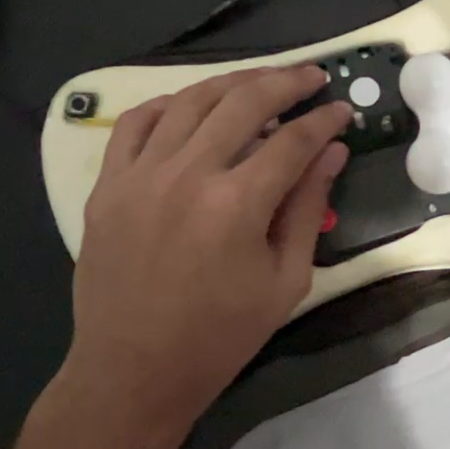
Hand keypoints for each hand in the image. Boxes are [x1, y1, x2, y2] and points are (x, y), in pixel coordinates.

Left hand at [68, 67, 351, 424]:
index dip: (323, 120)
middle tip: (311, 76)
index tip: (342, 110)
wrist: (133, 371)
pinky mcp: (107, 185)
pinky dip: (169, 104)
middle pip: (243, 101)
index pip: (292, 140)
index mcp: (236, 205)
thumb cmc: (220, 335)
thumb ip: (308, 208)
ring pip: (190, 101)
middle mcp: (186, 175)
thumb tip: (332, 152)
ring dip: (232, 82)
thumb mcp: (285, 280)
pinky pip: (136, 123)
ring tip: (260, 82)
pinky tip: (191, 107)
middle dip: (286, 82)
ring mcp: (139, 175)